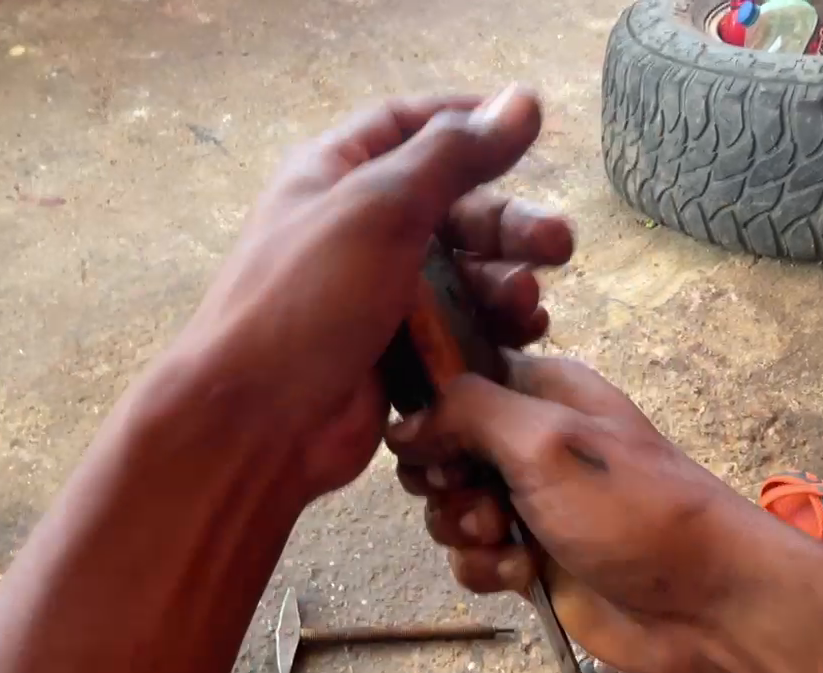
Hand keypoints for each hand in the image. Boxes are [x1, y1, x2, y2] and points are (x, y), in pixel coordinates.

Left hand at [178, 87, 574, 503]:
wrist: (261, 421)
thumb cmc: (309, 300)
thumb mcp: (378, 209)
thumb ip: (453, 155)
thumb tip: (524, 102)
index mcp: (339, 175)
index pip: (412, 127)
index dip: (470, 123)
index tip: (528, 130)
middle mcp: (362, 232)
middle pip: (454, 210)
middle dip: (510, 225)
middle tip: (560, 244)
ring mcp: (381, 299)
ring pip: (464, 277)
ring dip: (505, 285)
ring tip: (529, 307)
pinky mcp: (400, 355)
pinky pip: (458, 332)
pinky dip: (492, 332)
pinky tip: (522, 338)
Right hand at [387, 355, 822, 672]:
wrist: (701, 604)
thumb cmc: (630, 507)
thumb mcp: (546, 441)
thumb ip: (466, 414)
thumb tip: (402, 424)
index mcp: (538, 392)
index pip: (452, 382)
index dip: (431, 415)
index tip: (438, 448)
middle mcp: (527, 442)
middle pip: (439, 452)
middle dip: (447, 484)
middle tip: (484, 501)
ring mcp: (526, 502)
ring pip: (448, 509)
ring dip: (467, 531)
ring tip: (510, 542)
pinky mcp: (524, 556)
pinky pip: (470, 557)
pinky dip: (488, 569)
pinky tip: (523, 575)